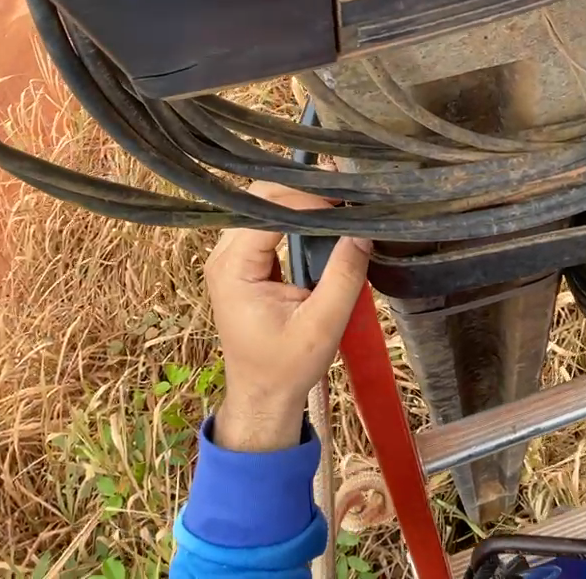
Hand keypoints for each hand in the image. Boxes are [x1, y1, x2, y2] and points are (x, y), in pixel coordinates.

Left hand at [205, 182, 371, 451]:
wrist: (262, 395)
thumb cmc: (287, 366)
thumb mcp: (322, 326)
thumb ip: (343, 276)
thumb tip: (363, 230)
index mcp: (233, 270)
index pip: (267, 212)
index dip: (306, 199)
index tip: (344, 199)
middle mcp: (223, 255)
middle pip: (259, 198)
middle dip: (302, 190)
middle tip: (344, 192)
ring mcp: (229, 255)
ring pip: (261, 203)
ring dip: (298, 197)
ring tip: (336, 198)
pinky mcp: (242, 258)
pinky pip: (264, 219)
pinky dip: (293, 210)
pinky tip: (321, 211)